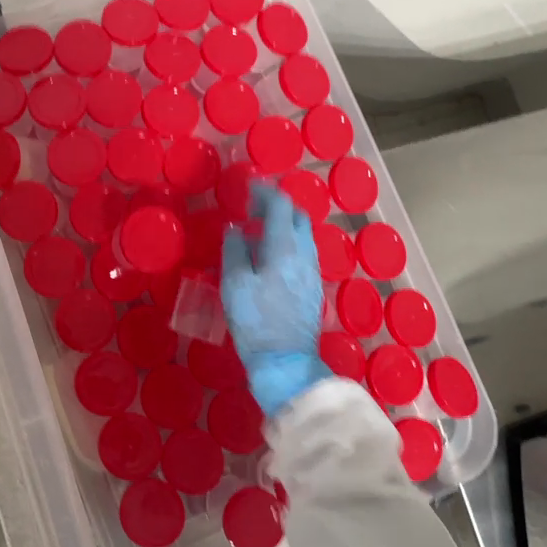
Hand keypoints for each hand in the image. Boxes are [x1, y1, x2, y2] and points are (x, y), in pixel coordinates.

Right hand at [221, 182, 329, 416]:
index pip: (281, 205)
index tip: (249, 185)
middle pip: (297, 216)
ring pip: (302, 234)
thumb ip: (235, 250)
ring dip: (283, 224)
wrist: (286, 361)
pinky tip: (270, 255)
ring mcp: (312, 271)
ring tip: (258, 228)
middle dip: (277, 205)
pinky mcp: (313, 287)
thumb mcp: (234, 284)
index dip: (265, 191)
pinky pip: (302, 251)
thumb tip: (235, 229)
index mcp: (285, 247)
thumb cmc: (255, 321)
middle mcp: (305, 254)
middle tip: (253, 206)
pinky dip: (287, 241)